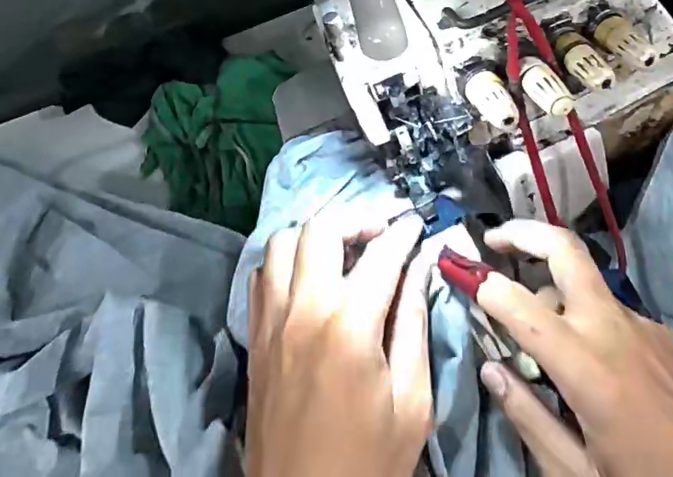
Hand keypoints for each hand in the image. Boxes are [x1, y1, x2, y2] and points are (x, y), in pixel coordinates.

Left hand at [246, 209, 432, 476]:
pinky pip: (262, 274)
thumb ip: (413, 326)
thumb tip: (418, 271)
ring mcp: (272, 320)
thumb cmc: (368, 463)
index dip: (403, 232)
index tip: (416, 222)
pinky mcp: (254, 336)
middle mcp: (304, 308)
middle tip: (381, 235)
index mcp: (349, 324)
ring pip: (283, 242)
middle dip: (357, 221)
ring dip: (315, 237)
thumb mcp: (411, 404)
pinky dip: (286, 262)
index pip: (380, 254)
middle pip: (321, 230)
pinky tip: (308, 280)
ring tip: (342, 254)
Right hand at [473, 220, 672, 476]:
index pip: (519, 304)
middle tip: (492, 240)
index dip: (482, 284)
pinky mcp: (666, 339)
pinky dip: (585, 318)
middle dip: (522, 233)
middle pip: (564, 250)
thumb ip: (529, 418)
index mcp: (587, 366)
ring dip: (552, 290)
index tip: (458, 274)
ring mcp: (645, 328)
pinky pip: (611, 314)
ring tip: (535, 332)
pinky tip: (587, 363)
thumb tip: (492, 368)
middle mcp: (614, 329)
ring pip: (585, 286)